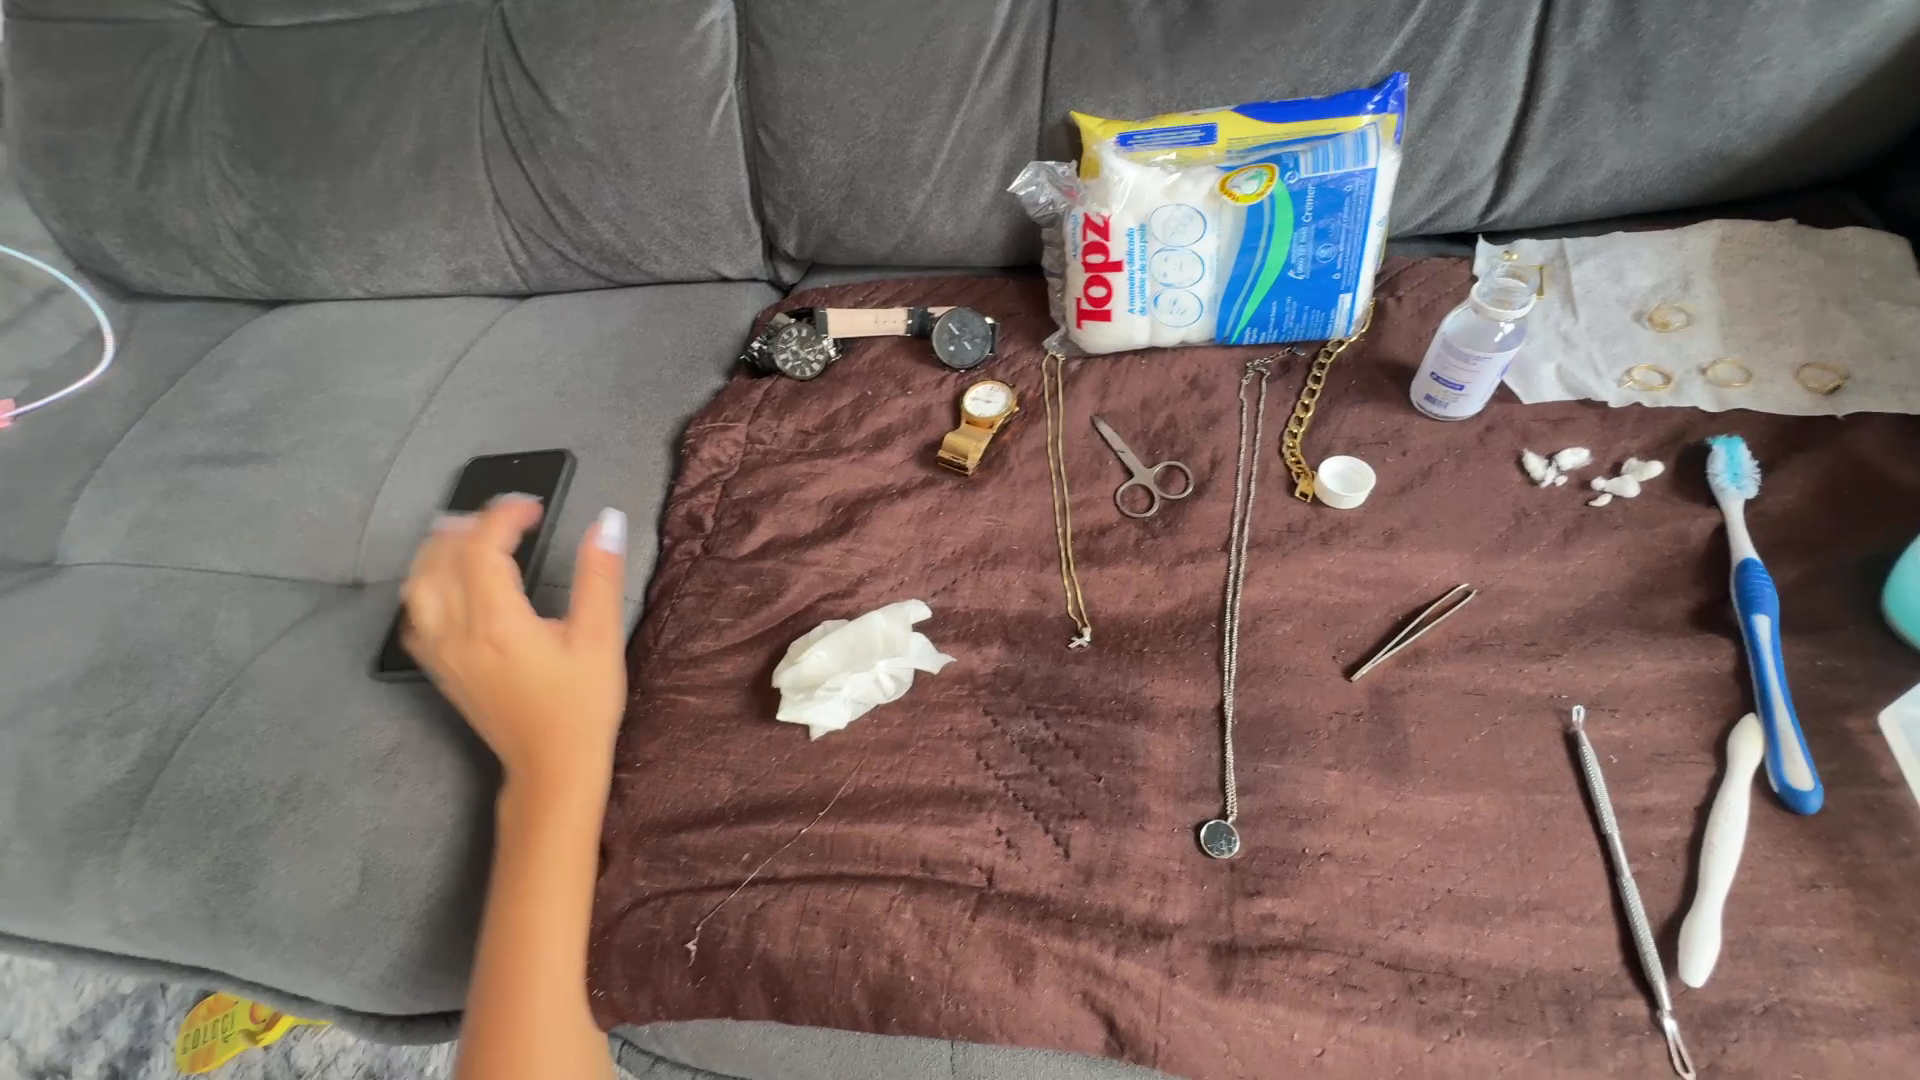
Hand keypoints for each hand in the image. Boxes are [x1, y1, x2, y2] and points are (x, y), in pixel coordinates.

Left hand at [402, 495, 629, 795]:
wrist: (552, 764)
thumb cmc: (583, 703)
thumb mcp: (600, 638)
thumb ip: (599, 576)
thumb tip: (606, 522)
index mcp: (498, 621)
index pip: (481, 547)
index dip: (503, 516)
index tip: (534, 507)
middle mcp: (457, 632)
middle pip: (438, 559)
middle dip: (467, 525)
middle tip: (504, 515)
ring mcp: (440, 653)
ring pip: (417, 585)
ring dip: (439, 550)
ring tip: (470, 535)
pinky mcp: (438, 669)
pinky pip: (414, 615)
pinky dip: (426, 585)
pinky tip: (450, 583)